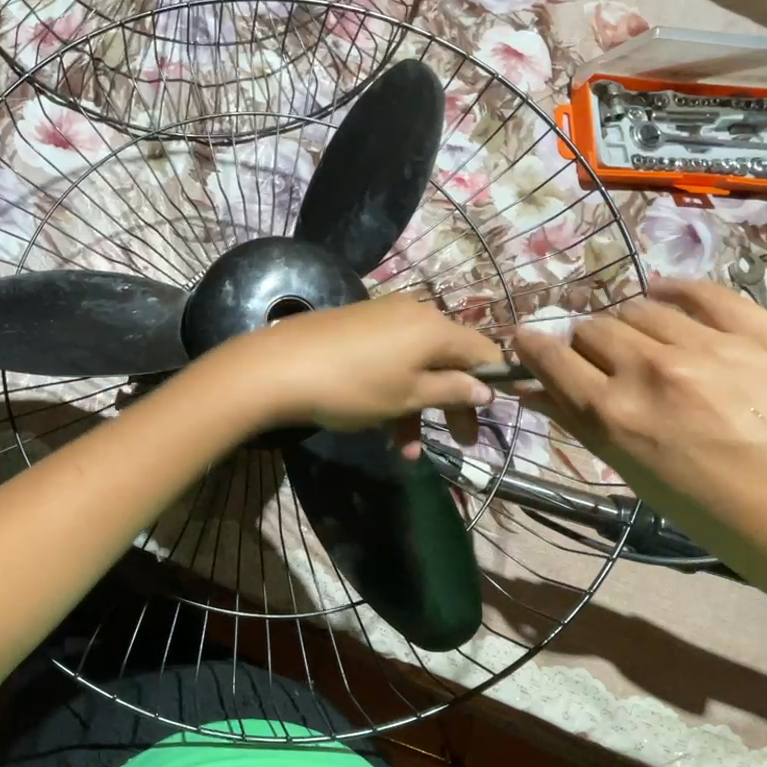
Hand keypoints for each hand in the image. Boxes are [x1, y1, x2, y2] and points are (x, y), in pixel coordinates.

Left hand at [217, 293, 502, 437]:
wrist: (276, 369)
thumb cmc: (352, 387)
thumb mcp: (407, 397)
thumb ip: (450, 391)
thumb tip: (484, 387)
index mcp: (435, 327)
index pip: (483, 351)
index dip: (490, 384)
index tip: (486, 416)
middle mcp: (412, 314)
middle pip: (448, 359)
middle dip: (453, 404)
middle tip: (461, 441)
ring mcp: (380, 318)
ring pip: (414, 366)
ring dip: (417, 409)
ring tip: (405, 452)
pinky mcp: (353, 327)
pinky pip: (387, 359)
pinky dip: (391, 391)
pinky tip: (379, 425)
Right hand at [511, 279, 766, 585]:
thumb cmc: (717, 515)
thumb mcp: (635, 474)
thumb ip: (580, 423)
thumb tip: (531, 389)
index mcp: (615, 414)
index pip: (551, 357)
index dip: (532, 347)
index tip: (527, 344)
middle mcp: (654, 371)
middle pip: (593, 328)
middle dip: (586, 344)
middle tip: (602, 362)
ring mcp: (712, 347)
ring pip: (640, 308)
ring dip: (629, 323)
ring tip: (644, 341)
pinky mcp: (766, 333)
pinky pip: (703, 292)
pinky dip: (674, 291)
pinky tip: (666, 297)